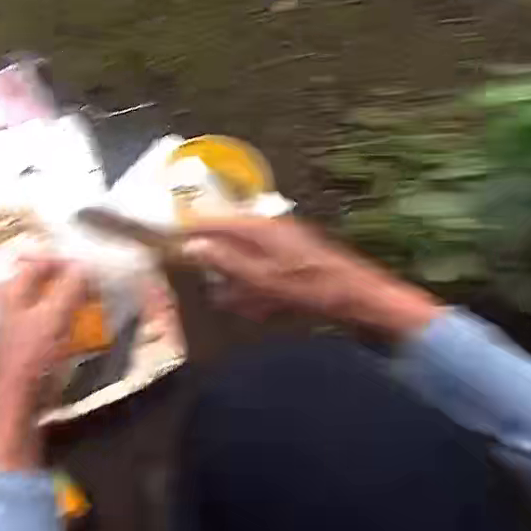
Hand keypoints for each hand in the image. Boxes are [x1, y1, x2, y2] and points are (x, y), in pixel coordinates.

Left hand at [0, 257, 91, 470]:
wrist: (15, 408)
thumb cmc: (32, 358)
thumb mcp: (55, 317)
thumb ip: (70, 287)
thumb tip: (85, 265)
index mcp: (10, 291)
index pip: (37, 261)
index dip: (64, 261)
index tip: (90, 269)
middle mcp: (6, 305)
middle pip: (37, 281)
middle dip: (65, 281)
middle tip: (89, 287)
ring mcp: (11, 328)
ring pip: (41, 303)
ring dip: (65, 301)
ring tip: (88, 307)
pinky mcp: (19, 349)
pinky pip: (43, 324)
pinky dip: (61, 322)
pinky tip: (76, 332)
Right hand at [179, 217, 442, 338]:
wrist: (363, 301)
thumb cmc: (311, 289)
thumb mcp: (262, 279)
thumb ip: (225, 261)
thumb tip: (191, 246)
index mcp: (260, 227)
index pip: (214, 222)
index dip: (190, 232)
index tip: (167, 243)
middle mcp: (271, 229)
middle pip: (229, 242)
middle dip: (215, 265)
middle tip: (203, 285)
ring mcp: (285, 244)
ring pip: (246, 260)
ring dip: (237, 283)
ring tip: (234, 304)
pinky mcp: (295, 262)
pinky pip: (263, 272)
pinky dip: (256, 289)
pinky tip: (259, 309)